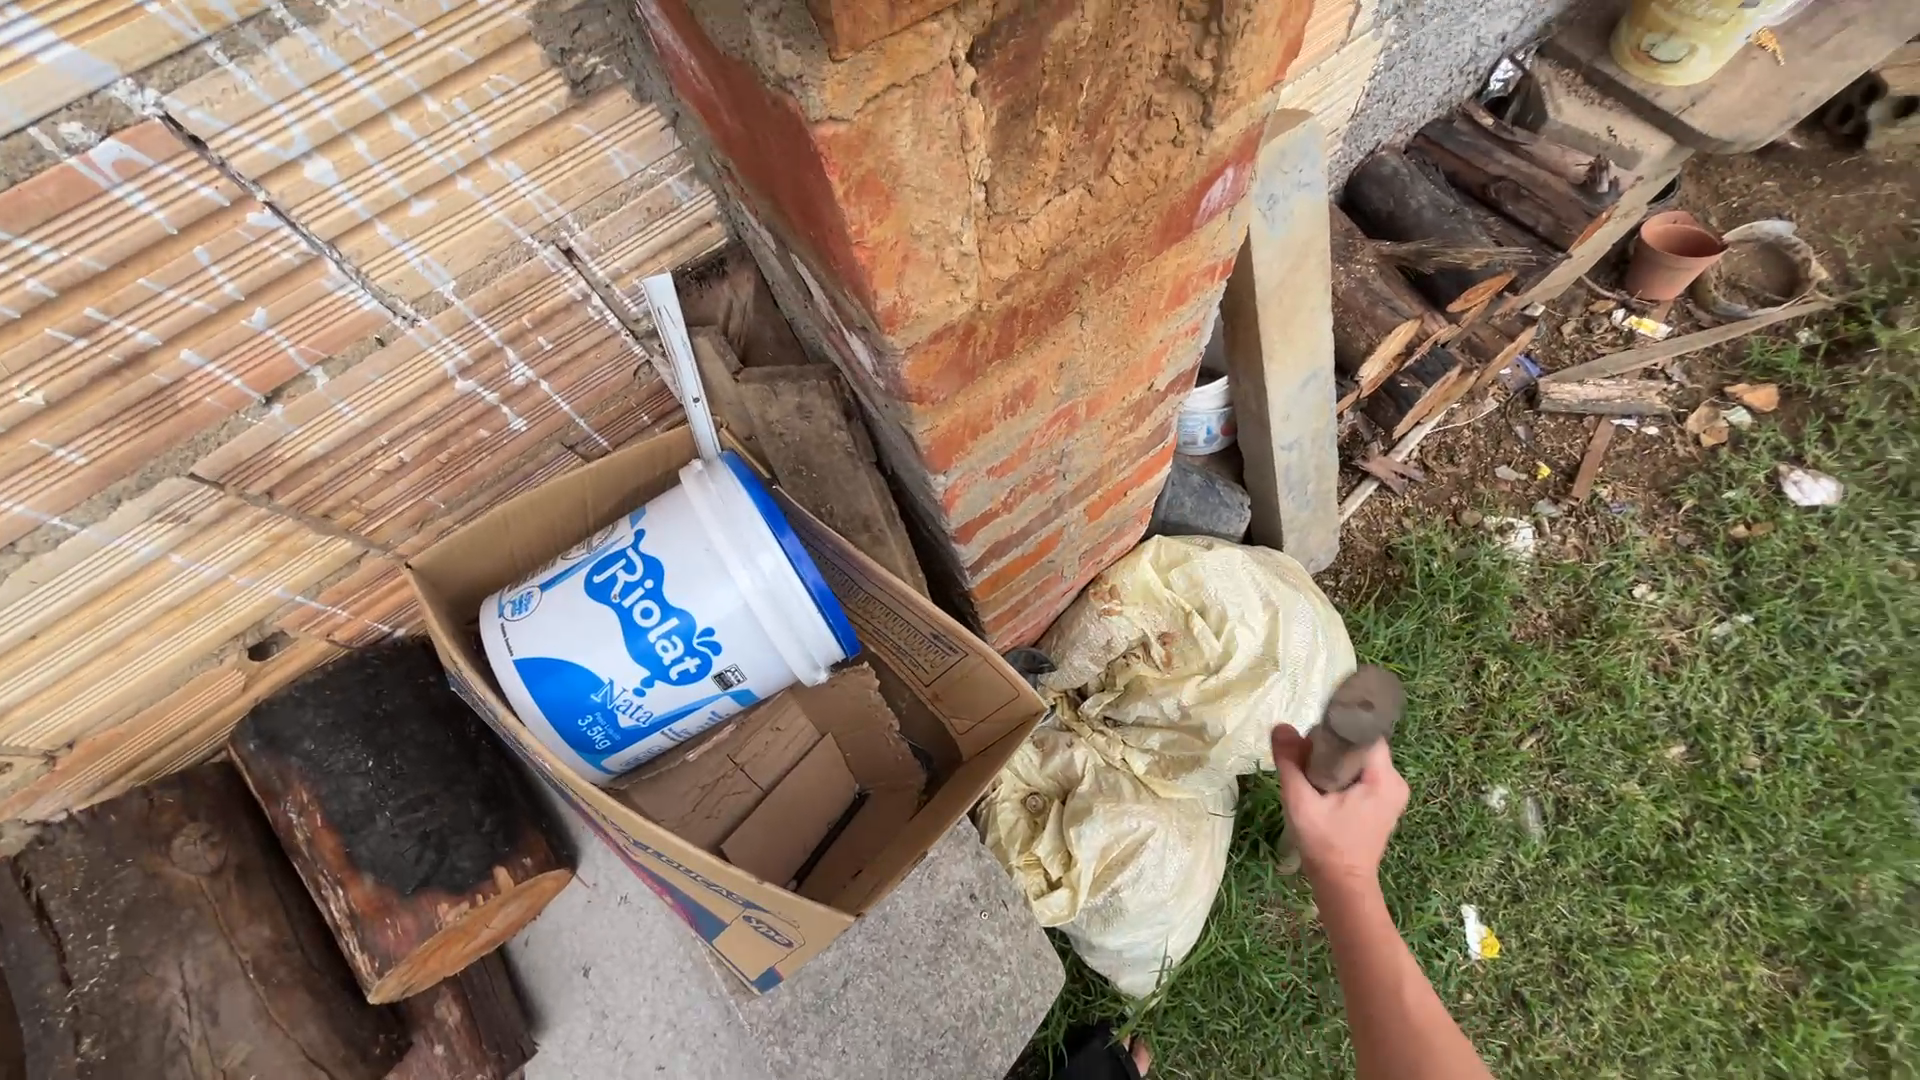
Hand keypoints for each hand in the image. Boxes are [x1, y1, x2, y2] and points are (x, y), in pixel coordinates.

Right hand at [1271, 726, 1409, 891]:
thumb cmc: (1324, 843)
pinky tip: (1322, 783)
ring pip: (1358, 757)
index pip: (1364, 734)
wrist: (1342, 883)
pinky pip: (1361, 772)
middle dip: (1331, 745)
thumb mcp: (1300, 800)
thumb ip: (1290, 761)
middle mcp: (1395, 782)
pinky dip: (1340, 771)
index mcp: (1384, 779)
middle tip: (1305, 758)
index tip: (1311, 737)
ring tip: (1311, 772)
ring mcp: (1391, 792)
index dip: (1336, 729)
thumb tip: (1280, 726)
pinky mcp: (1382, 801)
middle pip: (1360, 744)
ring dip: (1334, 758)